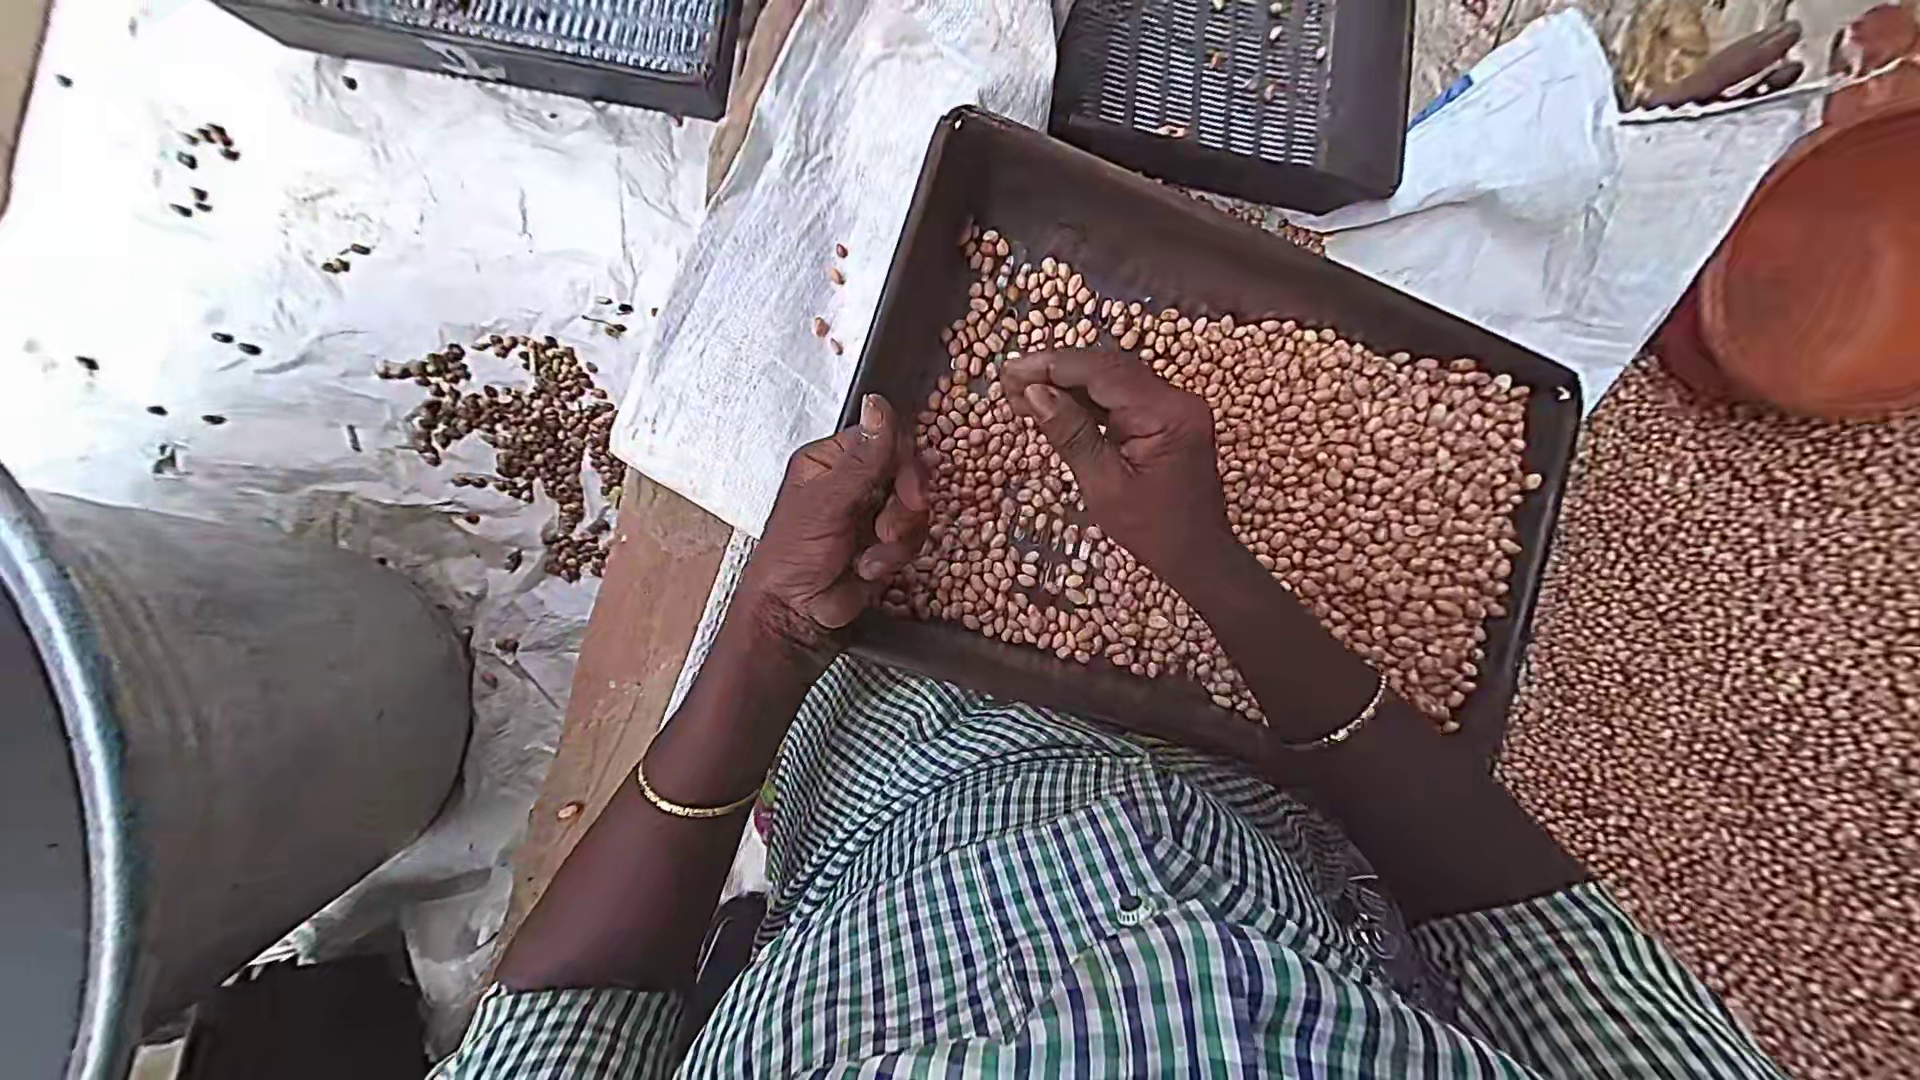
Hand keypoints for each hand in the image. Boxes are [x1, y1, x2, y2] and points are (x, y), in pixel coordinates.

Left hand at [734, 393, 928, 657]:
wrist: (796, 615)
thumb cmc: (793, 557)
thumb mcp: (828, 502)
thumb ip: (862, 458)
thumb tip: (878, 403)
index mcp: (831, 461)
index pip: (884, 441)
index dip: (903, 463)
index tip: (909, 490)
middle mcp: (854, 482)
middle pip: (906, 474)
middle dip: (903, 507)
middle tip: (889, 528)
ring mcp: (871, 512)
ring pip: (913, 509)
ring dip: (897, 538)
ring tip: (870, 557)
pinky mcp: (885, 542)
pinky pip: (912, 537)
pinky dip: (894, 557)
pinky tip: (868, 569)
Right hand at [1001, 348, 1234, 581]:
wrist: (1198, 554)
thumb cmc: (1153, 530)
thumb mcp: (1103, 486)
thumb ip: (1070, 434)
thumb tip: (1033, 393)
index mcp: (1165, 414)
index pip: (1102, 371)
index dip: (1052, 366)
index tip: (1012, 371)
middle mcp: (1175, 399)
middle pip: (1107, 367)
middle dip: (1055, 370)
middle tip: (1009, 379)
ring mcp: (1172, 406)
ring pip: (1111, 379)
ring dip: (1066, 382)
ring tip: (1022, 391)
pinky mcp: (1164, 418)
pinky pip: (1119, 398)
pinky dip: (1084, 399)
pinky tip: (1053, 404)